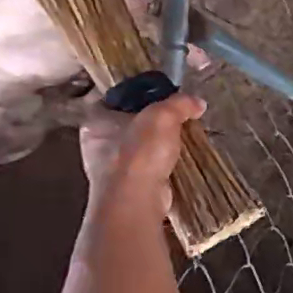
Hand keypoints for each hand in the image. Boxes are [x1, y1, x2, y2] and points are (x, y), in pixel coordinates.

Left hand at [79, 92, 205, 210]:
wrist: (136, 198)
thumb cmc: (140, 151)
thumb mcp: (164, 115)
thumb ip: (180, 103)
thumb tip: (197, 103)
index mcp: (95, 121)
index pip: (114, 98)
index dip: (137, 94)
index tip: (161, 95)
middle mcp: (97, 143)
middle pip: (128, 123)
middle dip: (151, 122)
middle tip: (177, 118)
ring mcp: (110, 167)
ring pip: (138, 147)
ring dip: (157, 145)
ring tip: (182, 140)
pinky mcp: (126, 186)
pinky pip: (146, 167)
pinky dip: (161, 164)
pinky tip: (178, 162)